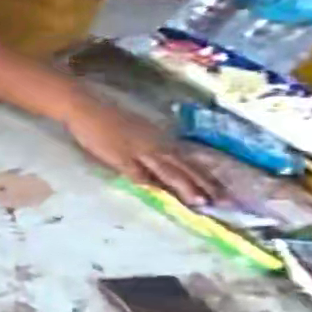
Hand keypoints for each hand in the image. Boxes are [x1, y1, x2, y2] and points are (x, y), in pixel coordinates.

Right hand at [62, 96, 222, 205]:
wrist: (86, 108)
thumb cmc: (107, 116)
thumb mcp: (137, 128)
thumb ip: (150, 143)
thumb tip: (160, 159)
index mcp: (161, 139)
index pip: (188, 161)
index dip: (206, 177)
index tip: (224, 192)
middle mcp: (156, 146)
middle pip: (183, 168)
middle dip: (204, 186)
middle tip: (225, 204)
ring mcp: (138, 152)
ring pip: (167, 172)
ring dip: (184, 188)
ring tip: (201, 203)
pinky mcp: (119, 157)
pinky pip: (137, 173)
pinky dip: (149, 184)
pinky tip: (159, 195)